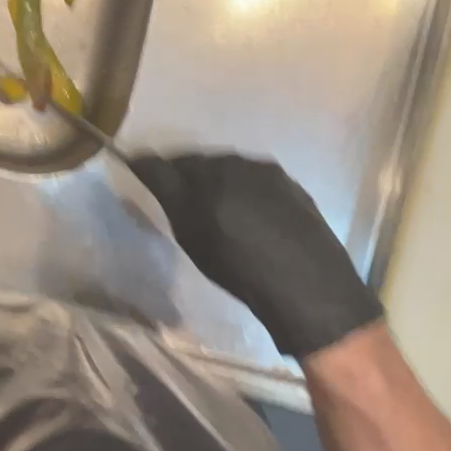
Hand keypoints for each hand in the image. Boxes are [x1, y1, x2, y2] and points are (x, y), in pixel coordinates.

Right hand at [129, 153, 380, 359]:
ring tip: (215, 216)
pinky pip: (261, 190)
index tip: (147, 187)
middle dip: (190, 180)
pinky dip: (247, 200)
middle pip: (205, 165)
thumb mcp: (188, 229)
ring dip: (220, 189)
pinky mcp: (300, 197)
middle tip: (180, 205)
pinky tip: (248, 225)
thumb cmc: (236, 262)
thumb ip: (164, 188)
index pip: (174, 161)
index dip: (158, 173)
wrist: (309, 290)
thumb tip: (141, 160)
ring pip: (235, 175)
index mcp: (215, 167)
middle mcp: (246, 163)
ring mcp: (277, 179)